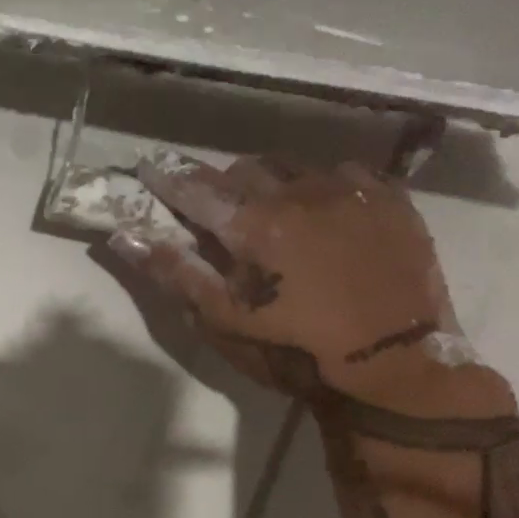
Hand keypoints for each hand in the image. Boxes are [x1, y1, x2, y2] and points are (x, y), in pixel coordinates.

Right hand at [108, 153, 500, 414]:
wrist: (394, 352)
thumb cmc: (296, 341)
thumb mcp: (224, 316)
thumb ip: (176, 272)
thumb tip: (124, 238)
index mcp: (255, 224)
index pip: (197, 191)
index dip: (167, 180)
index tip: (146, 168)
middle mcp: (300, 194)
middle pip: (244, 170)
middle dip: (216, 180)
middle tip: (203, 197)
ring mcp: (350, 191)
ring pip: (292, 165)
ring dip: (265, 178)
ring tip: (257, 198)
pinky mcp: (388, 198)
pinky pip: (343, 171)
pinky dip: (317, 181)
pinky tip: (315, 202)